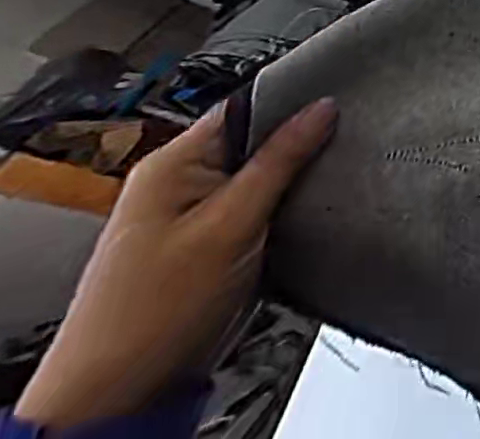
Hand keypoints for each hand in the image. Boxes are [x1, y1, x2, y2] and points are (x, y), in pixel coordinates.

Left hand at [15, 97, 337, 427]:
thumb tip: (322, 107)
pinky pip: (272, 198)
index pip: (246, 107)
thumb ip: (279, 161)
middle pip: (264, 137)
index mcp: (172, 165)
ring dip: (305, 169)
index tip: (346, 93)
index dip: (297, 98)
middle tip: (352, 134)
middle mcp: (185, 181)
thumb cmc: (155, 308)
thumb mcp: (229, 224)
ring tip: (342, 165)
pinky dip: (298, 196)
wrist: (127, 387)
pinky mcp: (225, 234)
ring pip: (272, 169)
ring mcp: (205, 209)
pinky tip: (322, 198)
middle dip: (308, 137)